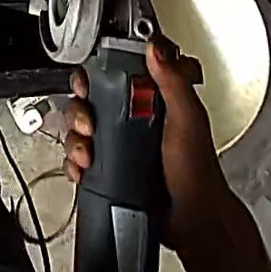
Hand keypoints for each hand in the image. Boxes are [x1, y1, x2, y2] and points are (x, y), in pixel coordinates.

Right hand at [62, 38, 240, 250]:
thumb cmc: (197, 172)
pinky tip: (84, 169)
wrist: (193, 224)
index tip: (86, 86)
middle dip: (78, 112)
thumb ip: (174, 83)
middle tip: (89, 126)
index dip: (90, 77)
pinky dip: (73, 163)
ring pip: (75, 129)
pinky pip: (74, 158)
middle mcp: (125, 119)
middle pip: (84, 101)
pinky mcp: (103, 168)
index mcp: (145, 101)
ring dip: (74, 140)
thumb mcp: (188, 121)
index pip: (107, 75)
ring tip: (88, 156)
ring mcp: (113, 144)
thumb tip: (155, 47)